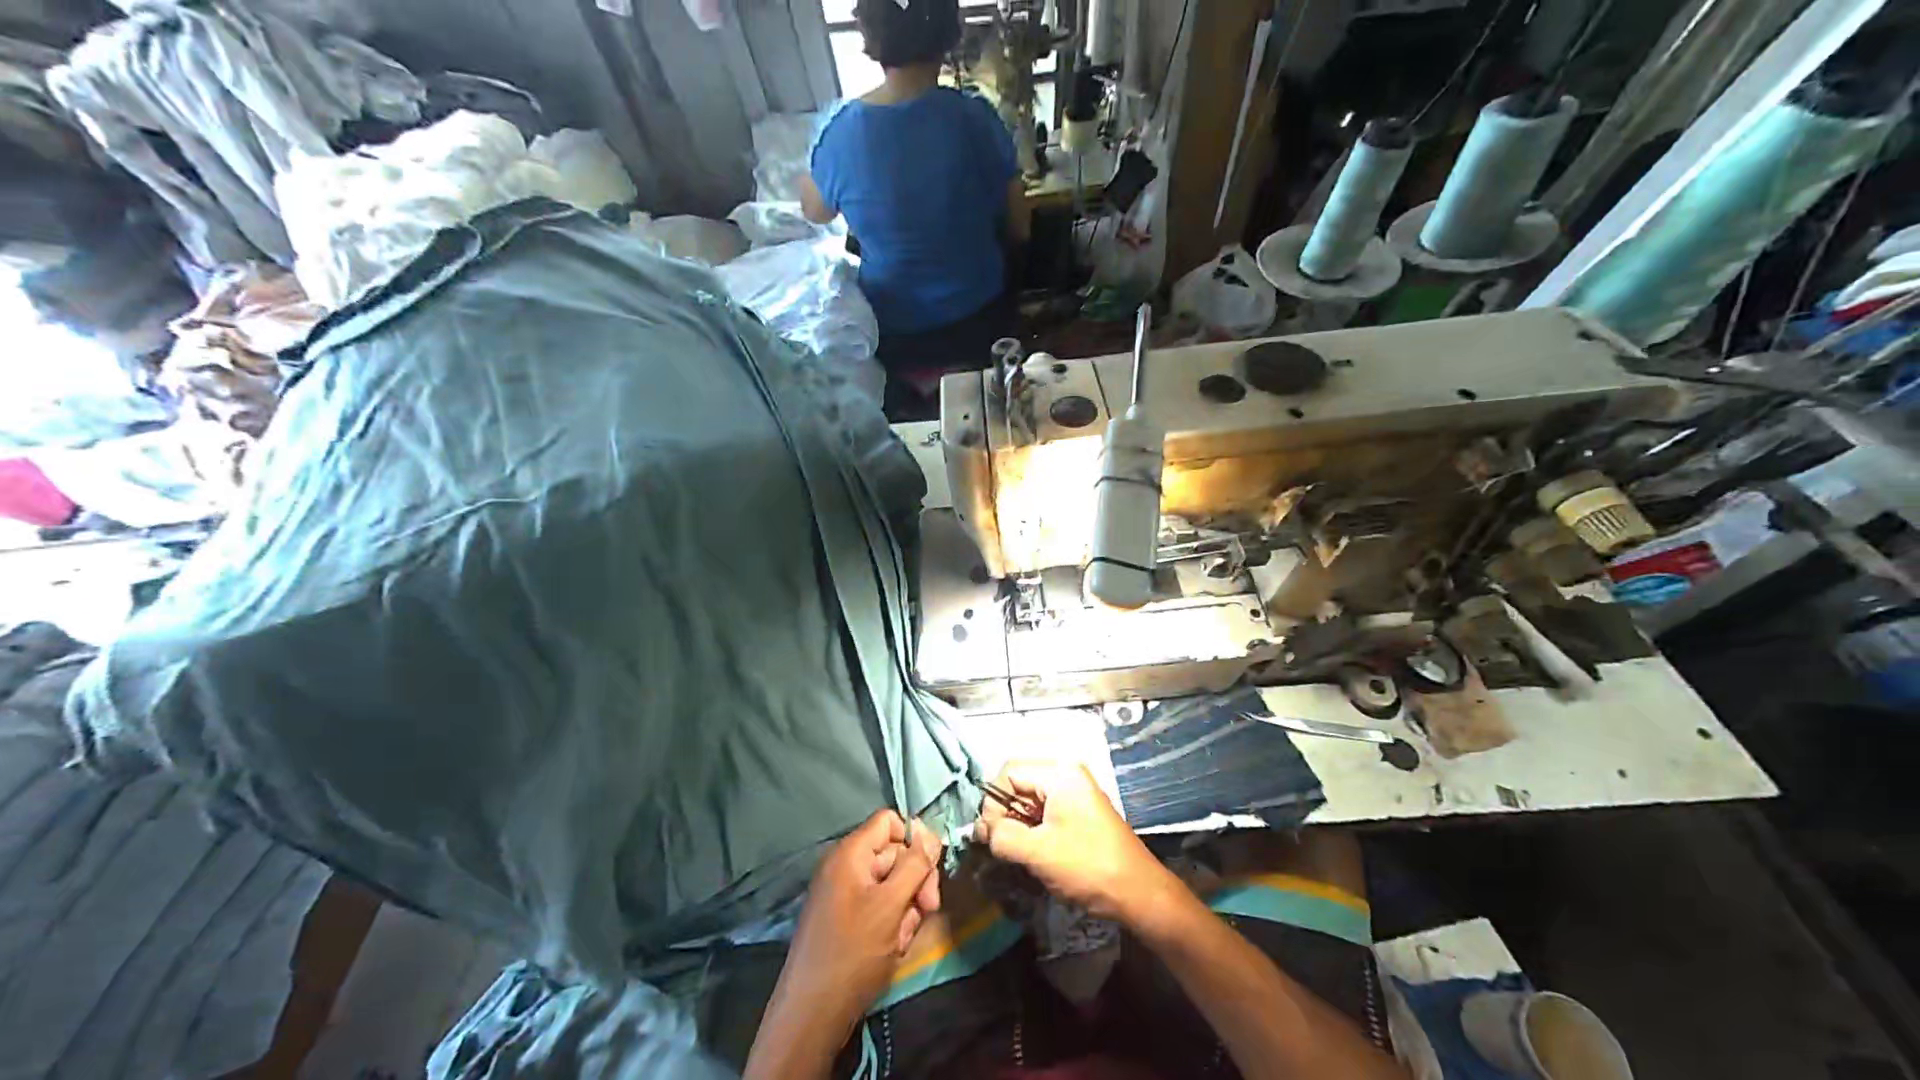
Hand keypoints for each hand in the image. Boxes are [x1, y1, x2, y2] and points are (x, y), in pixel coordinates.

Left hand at [763, 810, 942, 1042]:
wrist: (813, 1013)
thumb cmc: (853, 952)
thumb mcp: (891, 905)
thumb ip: (915, 865)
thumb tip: (929, 833)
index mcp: (850, 852)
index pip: (889, 822)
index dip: (913, 839)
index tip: (929, 870)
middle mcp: (845, 866)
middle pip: (895, 853)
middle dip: (915, 881)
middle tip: (927, 910)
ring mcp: (844, 893)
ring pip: (892, 884)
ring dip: (906, 908)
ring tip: (901, 937)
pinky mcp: (846, 918)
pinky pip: (879, 907)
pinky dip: (892, 923)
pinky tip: (892, 947)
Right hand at [972, 762, 1178, 923]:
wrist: (1139, 894)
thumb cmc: (1087, 867)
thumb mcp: (1036, 852)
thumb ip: (1001, 836)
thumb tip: (979, 830)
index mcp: (1060, 773)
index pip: (1009, 772)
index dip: (993, 802)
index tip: (991, 835)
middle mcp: (1068, 775)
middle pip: (1019, 785)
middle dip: (1005, 815)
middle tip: (1000, 846)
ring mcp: (1076, 794)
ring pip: (1030, 801)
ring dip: (1018, 826)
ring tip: (1018, 854)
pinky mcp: (1080, 814)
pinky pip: (1045, 813)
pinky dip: (1033, 831)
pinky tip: (1034, 855)